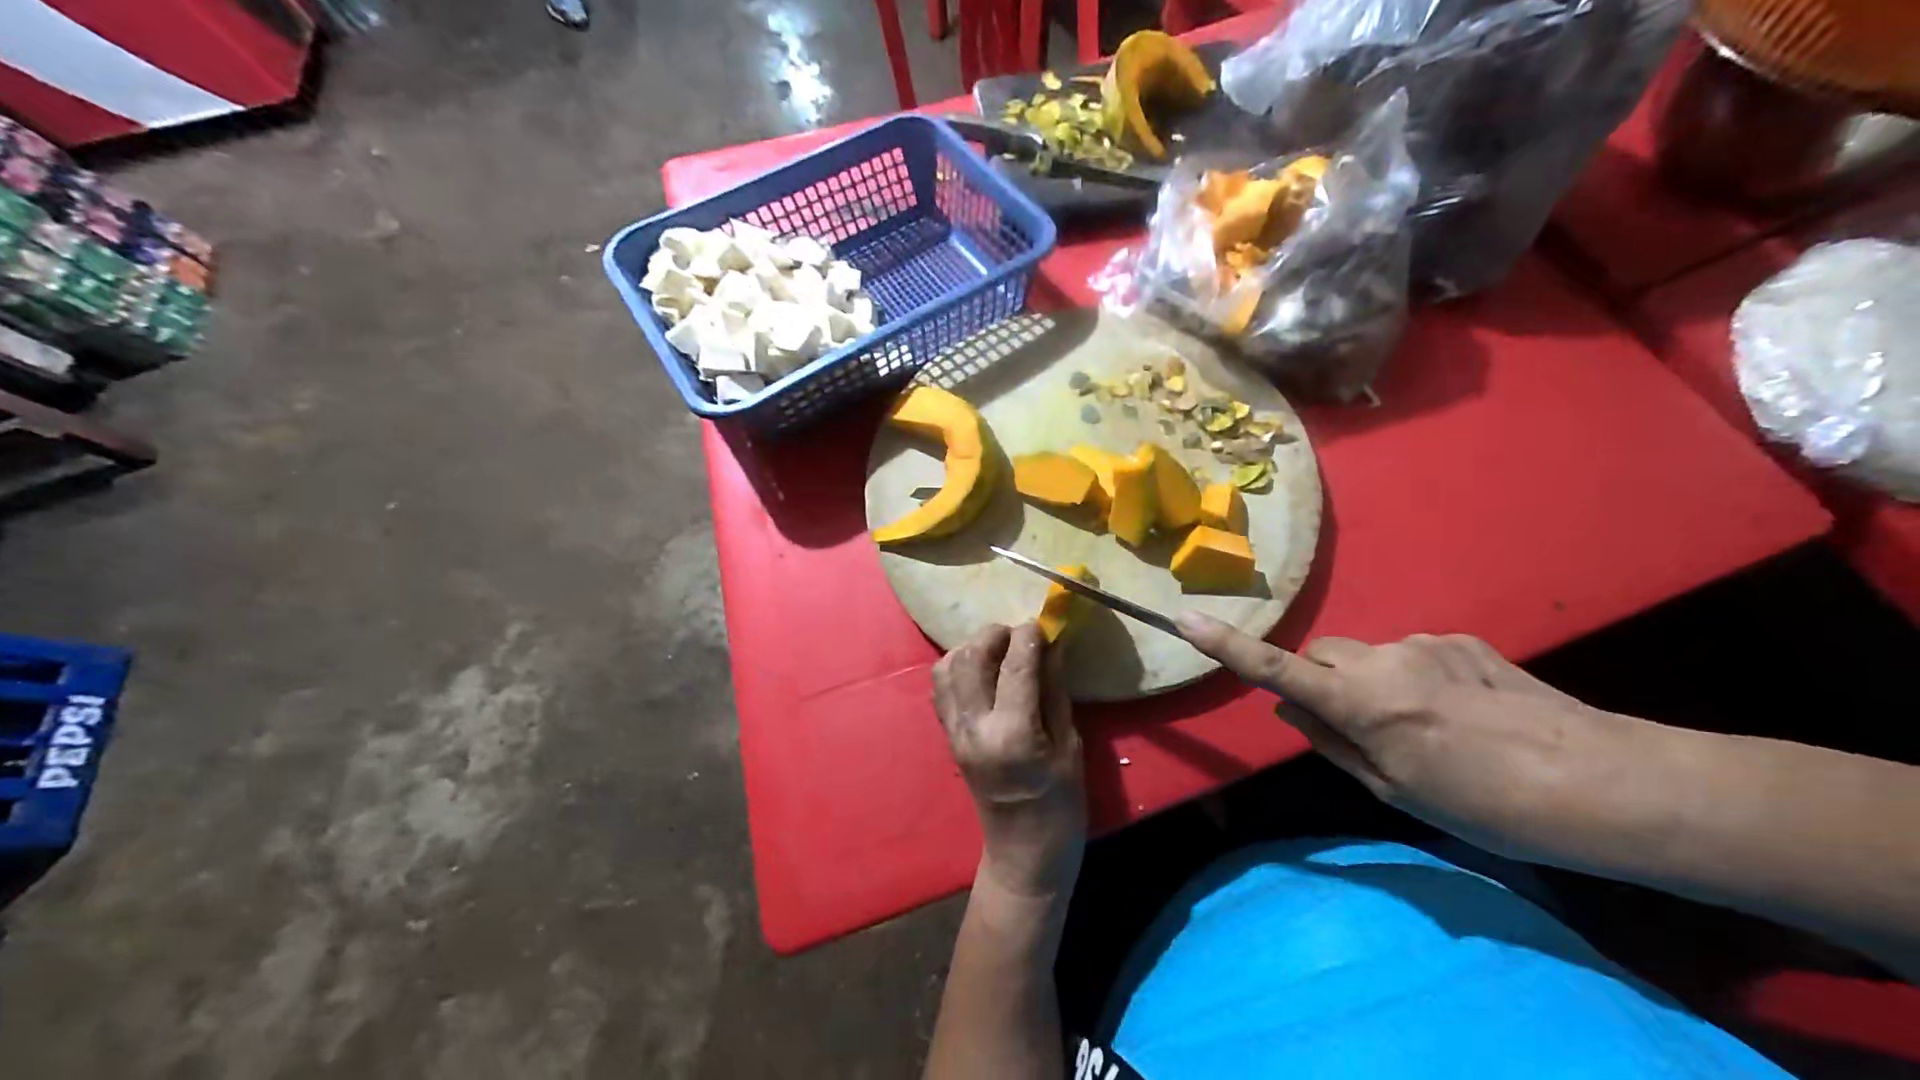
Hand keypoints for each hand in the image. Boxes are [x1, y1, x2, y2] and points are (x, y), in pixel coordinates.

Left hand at [933, 622, 1086, 896]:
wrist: (1023, 853)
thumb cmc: (1060, 806)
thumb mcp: (1070, 747)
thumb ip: (1055, 692)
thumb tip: (1052, 645)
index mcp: (1012, 733)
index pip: (1015, 666)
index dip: (1028, 636)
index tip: (1042, 622)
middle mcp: (974, 726)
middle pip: (972, 657)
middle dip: (996, 634)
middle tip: (1021, 633)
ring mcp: (954, 731)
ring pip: (948, 667)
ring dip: (973, 647)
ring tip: (1001, 650)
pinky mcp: (948, 735)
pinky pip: (942, 687)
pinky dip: (959, 667)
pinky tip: (983, 671)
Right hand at [1176, 614, 1646, 861]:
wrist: (1609, 784)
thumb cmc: (1489, 806)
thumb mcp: (1397, 792)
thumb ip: (1332, 743)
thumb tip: (1289, 710)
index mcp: (1364, 704)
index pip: (1277, 670)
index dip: (1228, 647)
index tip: (1185, 620)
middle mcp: (1386, 659)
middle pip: (1324, 655)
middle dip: (1324, 681)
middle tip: (1358, 729)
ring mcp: (1427, 643)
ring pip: (1367, 656)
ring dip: (1372, 684)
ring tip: (1424, 729)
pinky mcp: (1462, 640)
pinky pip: (1411, 654)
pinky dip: (1411, 677)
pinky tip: (1458, 713)